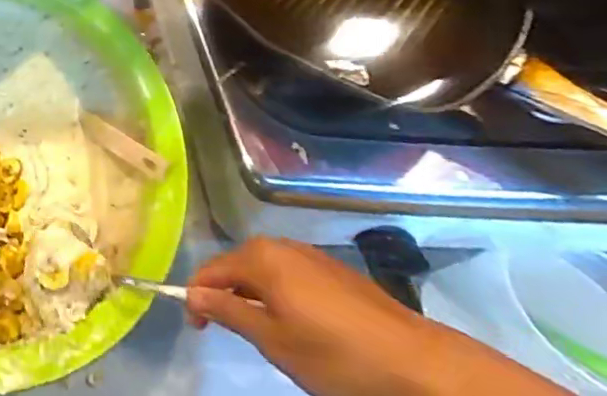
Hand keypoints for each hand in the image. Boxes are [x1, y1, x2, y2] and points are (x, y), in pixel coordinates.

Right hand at [188, 238, 568, 395]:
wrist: (411, 361)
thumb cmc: (334, 356)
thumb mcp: (274, 341)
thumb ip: (230, 312)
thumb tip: (194, 293)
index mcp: (262, 258)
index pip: (213, 269)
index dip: (198, 296)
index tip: (197, 328)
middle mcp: (282, 245)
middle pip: (238, 263)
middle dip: (224, 292)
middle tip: (222, 329)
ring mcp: (309, 254)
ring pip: (264, 268)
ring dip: (250, 293)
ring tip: (255, 330)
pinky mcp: (331, 268)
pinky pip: (288, 272)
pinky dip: (276, 292)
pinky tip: (291, 322)